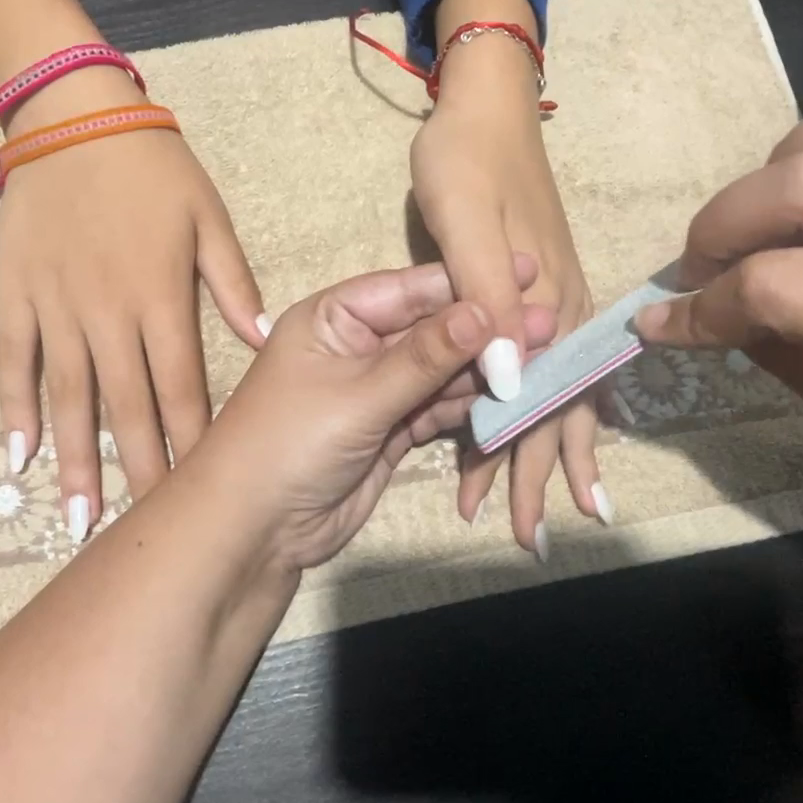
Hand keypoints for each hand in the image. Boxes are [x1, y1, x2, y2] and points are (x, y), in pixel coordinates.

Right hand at [0, 124, 267, 536]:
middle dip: (139, 470)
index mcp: (161, 297)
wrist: (72, 118)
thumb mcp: (208, 217)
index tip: (202, 490)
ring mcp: (55, 309)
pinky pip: (14, 362)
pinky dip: (16, 408)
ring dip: (76, 460)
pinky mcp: (14, 296)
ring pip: (69, 398)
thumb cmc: (153, 168)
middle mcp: (107, 315)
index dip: (191, 441)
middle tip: (145, 529)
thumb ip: (234, 282)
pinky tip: (20, 455)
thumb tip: (265, 336)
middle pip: (127, 407)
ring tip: (79, 518)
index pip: (181, 386)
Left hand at [192, 257, 558, 570]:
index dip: (465, 283)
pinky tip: (511, 400)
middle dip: (484, 332)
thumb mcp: (358, 395)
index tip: (522, 273)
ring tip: (543, 362)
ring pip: (440, 372)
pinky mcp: (390, 429)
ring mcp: (376, 389)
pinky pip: (438, 409)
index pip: (409, 290)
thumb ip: (424, 357)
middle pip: (431, 330)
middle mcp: (357, 345)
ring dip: (484, 371)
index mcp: (334, 317)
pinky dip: (470, 408)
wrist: (254, 529)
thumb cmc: (291, 443)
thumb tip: (485, 310)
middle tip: (547, 323)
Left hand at [411, 59, 602, 560]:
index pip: (532, 387)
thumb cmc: (462, 161)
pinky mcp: (507, 298)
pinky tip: (508, 447)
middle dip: (535, 466)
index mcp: (530, 295)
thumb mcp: (463, 229)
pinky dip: (505, 415)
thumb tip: (514, 385)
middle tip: (535, 535)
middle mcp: (535, 308)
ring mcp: (522, 307)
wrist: (480, 103)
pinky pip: (506, 371)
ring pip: (527, 394)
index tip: (520, 509)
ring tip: (532, 510)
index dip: (525, 447)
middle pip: (541, 402)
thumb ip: (483, 304)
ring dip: (526, 449)